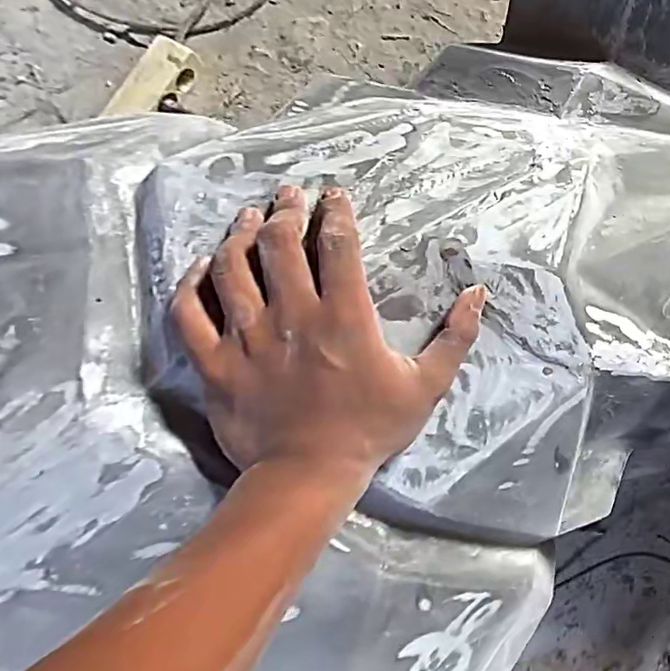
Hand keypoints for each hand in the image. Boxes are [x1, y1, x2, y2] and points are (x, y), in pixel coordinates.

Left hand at [171, 185, 485, 483]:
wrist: (308, 476)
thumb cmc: (371, 429)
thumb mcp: (427, 384)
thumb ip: (455, 336)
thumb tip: (478, 293)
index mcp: (344, 316)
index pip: (338, 245)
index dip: (337, 213)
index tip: (336, 196)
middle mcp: (292, 315)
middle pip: (280, 244)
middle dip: (286, 210)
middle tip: (289, 194)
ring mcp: (247, 338)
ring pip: (233, 268)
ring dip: (240, 234)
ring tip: (248, 217)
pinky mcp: (216, 363)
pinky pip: (191, 313)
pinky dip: (193, 284)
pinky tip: (203, 266)